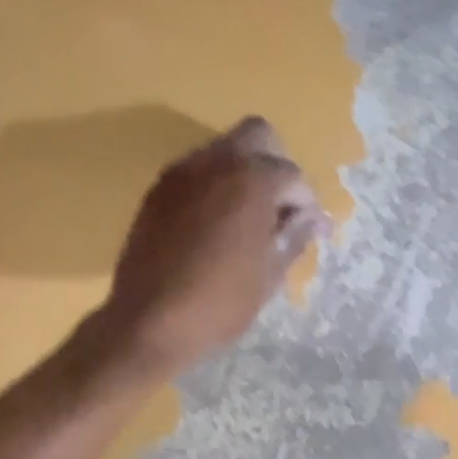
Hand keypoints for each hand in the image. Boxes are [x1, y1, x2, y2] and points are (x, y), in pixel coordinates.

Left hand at [94, 116, 330, 374]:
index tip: (310, 229)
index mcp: (252, 180)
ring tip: (245, 218)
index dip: (306, 203)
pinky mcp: (156, 193)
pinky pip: (193, 173)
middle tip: (278, 207)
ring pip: (221, 150)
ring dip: (240, 173)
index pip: (292, 175)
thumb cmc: (218, 305)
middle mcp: (215, 162)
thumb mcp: (268, 277)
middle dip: (275, 165)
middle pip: (257, 136)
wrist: (147, 323)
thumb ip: (293, 238)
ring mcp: (180, 174)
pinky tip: (214, 225)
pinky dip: (211, 187)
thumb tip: (310, 220)